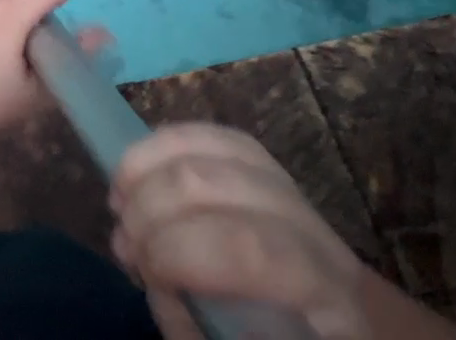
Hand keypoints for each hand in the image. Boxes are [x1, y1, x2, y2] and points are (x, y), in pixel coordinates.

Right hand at [110, 124, 367, 339]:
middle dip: (152, 207)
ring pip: (213, 149)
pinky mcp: (266, 165)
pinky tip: (135, 171)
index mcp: (324, 293)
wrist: (335, 326)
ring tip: (120, 204)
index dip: (181, 251)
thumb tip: (152, 276)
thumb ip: (195, 321)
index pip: (253, 249)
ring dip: (147, 167)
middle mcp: (316, 230)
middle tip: (124, 243)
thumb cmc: (279, 333)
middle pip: (220, 185)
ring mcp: (292, 189)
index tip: (145, 271)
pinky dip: (161, 144)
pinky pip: (211, 135)